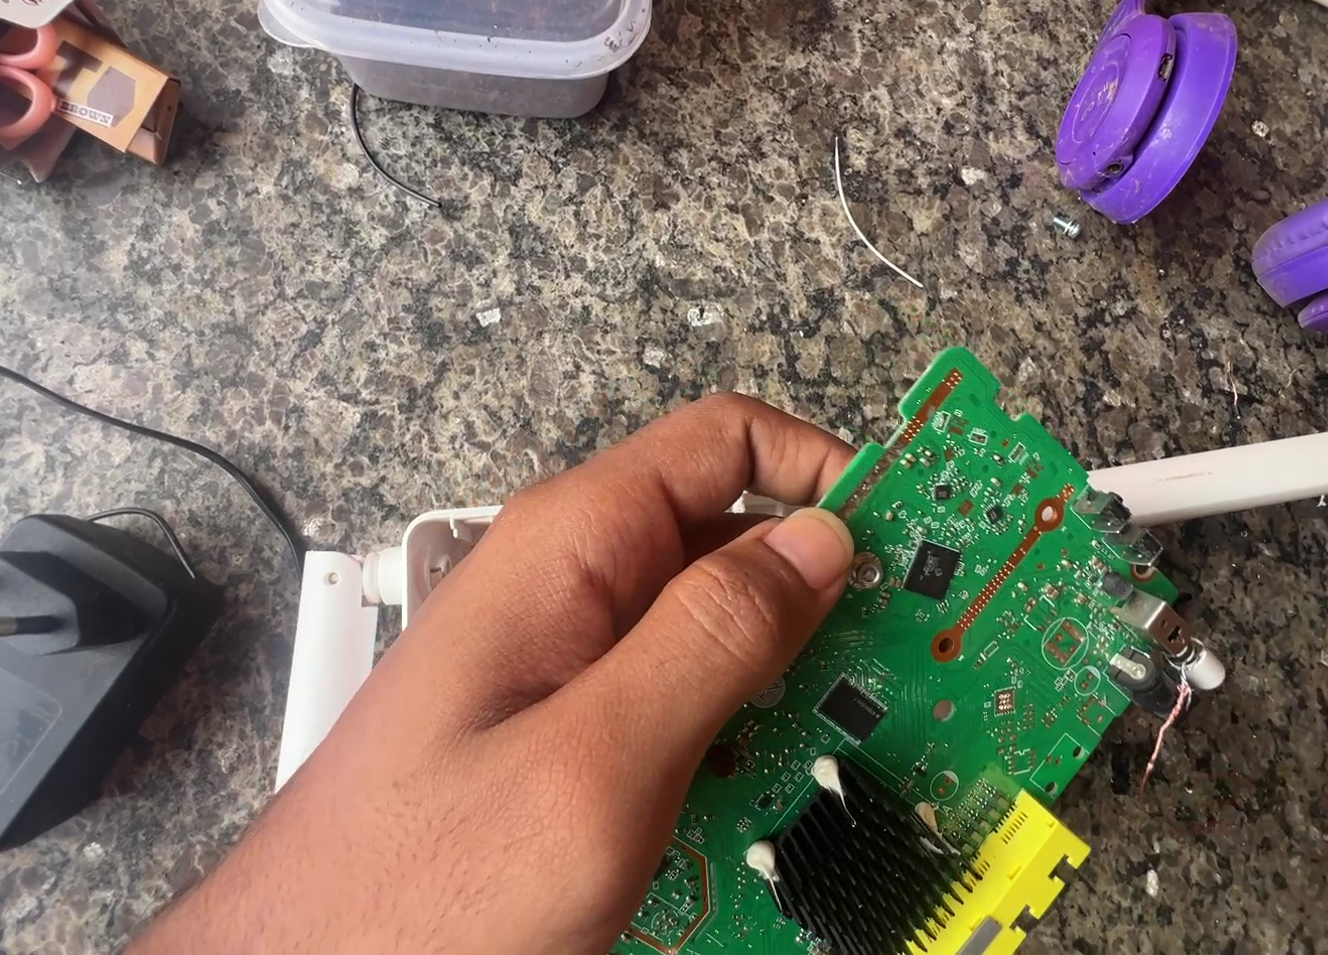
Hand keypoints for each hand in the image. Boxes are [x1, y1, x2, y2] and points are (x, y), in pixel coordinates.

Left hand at [134, 394, 857, 953]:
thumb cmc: (423, 887)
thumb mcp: (594, 764)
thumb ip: (711, 640)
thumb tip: (819, 542)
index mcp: (578, 539)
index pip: (725, 439)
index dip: (819, 469)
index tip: (900, 538)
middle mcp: (579, 569)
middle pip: (730, 526)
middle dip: (822, 581)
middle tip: (904, 659)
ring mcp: (576, 639)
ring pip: (716, 612)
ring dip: (792, 660)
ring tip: (857, 730)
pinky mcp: (577, 702)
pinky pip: (684, 681)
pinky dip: (744, 712)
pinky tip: (774, 777)